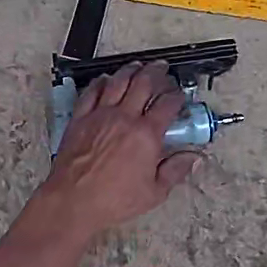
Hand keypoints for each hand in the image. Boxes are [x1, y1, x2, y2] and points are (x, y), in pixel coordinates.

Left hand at [36, 61, 199, 237]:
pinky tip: (105, 79)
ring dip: (131, 70)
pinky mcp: (81, 119)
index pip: (167, 105)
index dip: (176, 96)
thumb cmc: (112, 199)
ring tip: (138, 65)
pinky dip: (101, 82)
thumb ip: (175, 170)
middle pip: (143, 84)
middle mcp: (124, 118)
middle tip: (162, 69)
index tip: (179, 96)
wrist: (73, 200)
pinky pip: (92, 92)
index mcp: (146, 135)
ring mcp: (100, 115)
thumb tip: (192, 158)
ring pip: (118, 81)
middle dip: (156, 73)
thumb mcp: (154, 192)